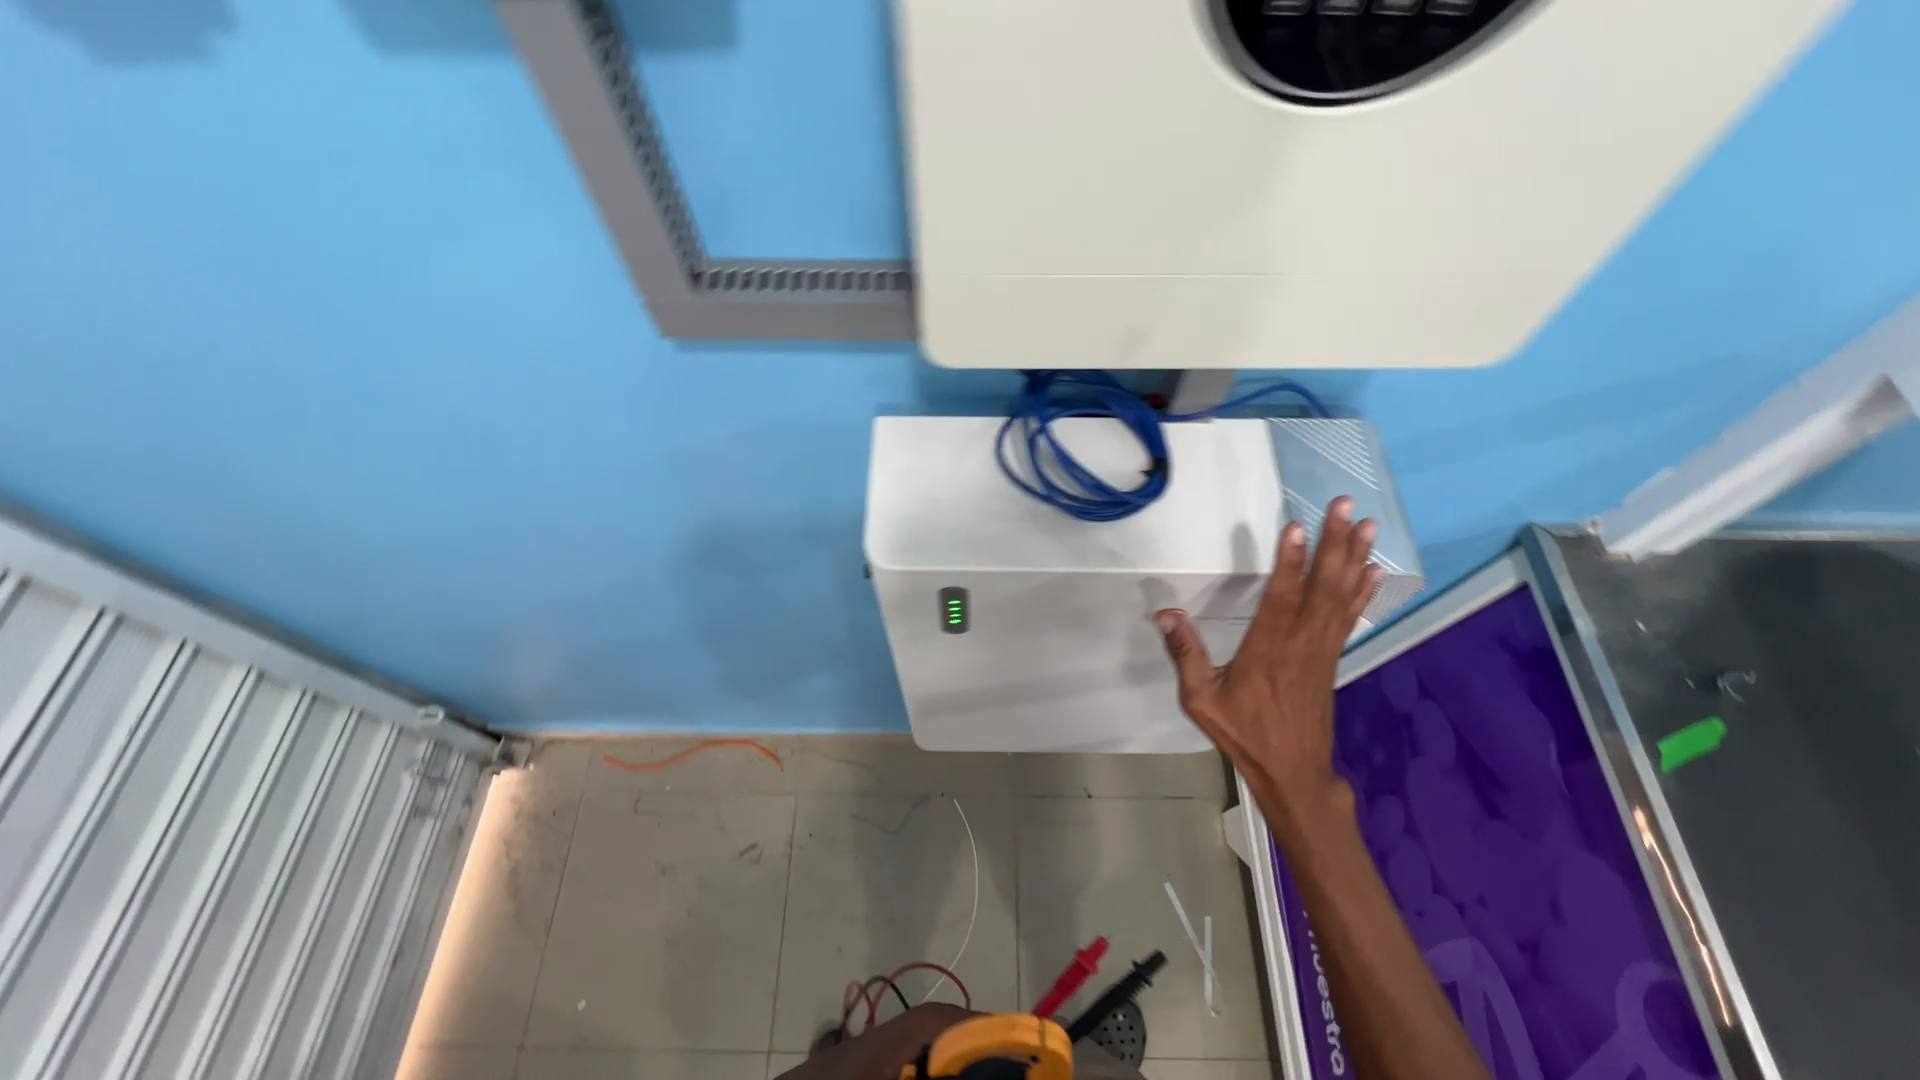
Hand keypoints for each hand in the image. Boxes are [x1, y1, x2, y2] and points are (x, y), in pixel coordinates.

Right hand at [1154, 496, 1380, 842]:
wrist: (1292, 770)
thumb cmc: (1243, 733)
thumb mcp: (1201, 699)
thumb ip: (1186, 655)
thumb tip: (1166, 614)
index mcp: (1268, 648)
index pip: (1282, 596)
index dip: (1290, 560)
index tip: (1298, 526)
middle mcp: (1302, 641)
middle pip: (1322, 585)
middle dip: (1334, 542)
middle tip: (1343, 504)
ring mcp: (1322, 648)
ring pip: (1342, 595)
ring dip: (1354, 557)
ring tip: (1366, 523)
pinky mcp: (1332, 657)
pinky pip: (1349, 616)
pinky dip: (1363, 591)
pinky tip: (1373, 570)